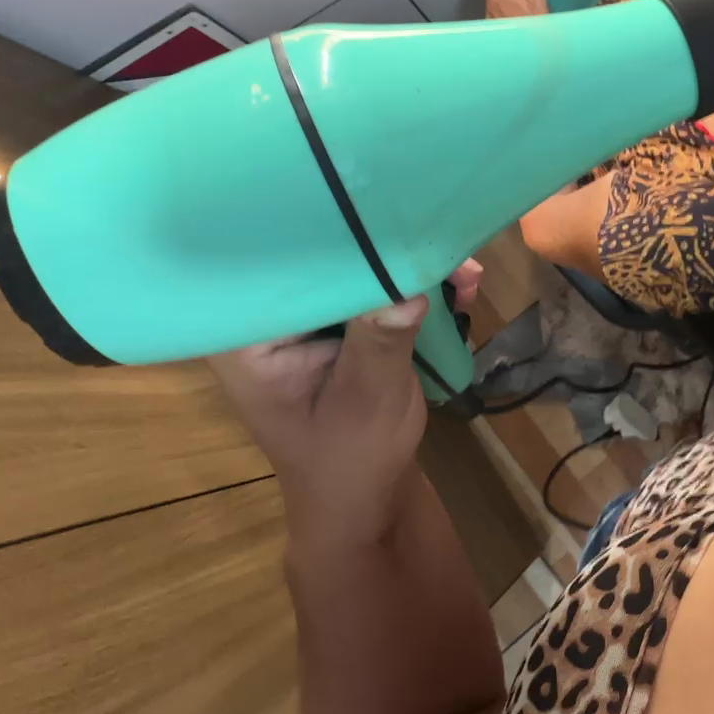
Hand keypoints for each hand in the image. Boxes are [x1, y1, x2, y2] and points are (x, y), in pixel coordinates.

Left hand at [207, 261, 481, 546]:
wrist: (364, 497)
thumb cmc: (350, 459)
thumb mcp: (368, 401)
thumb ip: (382, 342)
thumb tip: (408, 291)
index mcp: (248, 337)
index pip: (282, 265)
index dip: (333, 237)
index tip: (385, 216)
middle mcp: (267, 319)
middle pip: (323, 260)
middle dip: (386, 250)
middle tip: (445, 246)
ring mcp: (305, 321)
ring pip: (356, 271)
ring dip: (410, 269)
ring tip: (465, 275)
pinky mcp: (337, 326)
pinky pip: (374, 290)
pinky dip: (414, 287)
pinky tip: (455, 291)